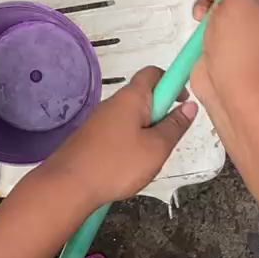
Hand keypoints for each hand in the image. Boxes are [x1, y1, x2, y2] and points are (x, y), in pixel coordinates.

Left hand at [28, 66, 195, 208]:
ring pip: (131, 117)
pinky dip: (130, 142)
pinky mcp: (91, 136)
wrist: (69, 184)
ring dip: (146, 131)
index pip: (153, 73)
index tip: (183, 102)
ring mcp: (100, 119)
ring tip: (149, 157)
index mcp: (131, 97)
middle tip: (167, 140)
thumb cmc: (117, 164)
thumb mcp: (156, 148)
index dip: (172, 82)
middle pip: (143, 96)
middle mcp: (114, 102)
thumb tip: (189, 105)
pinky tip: (129, 165)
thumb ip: (175, 126)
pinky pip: (118, 131)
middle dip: (160, 113)